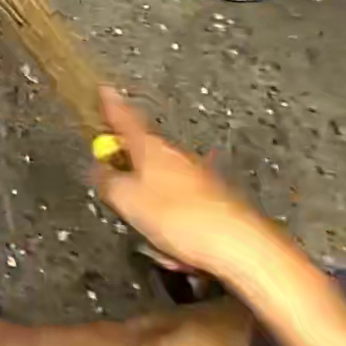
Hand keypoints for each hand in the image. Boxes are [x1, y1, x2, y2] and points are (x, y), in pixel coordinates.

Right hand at [93, 87, 273, 276]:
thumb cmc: (186, 220)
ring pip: (161, 187)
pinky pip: (182, 209)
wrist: (246, 253)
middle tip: (118, 192)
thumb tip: (99, 170)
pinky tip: (176, 246)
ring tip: (154, 235)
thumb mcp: (123, 198)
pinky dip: (174, 224)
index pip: (124, 118)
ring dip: (151, 206)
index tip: (105, 92)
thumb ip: (105, 179)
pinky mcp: (216, 205)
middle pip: (142, 155)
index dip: (111, 106)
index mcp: (150, 147)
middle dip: (128, 174)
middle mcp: (176, 157)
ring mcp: (199, 180)